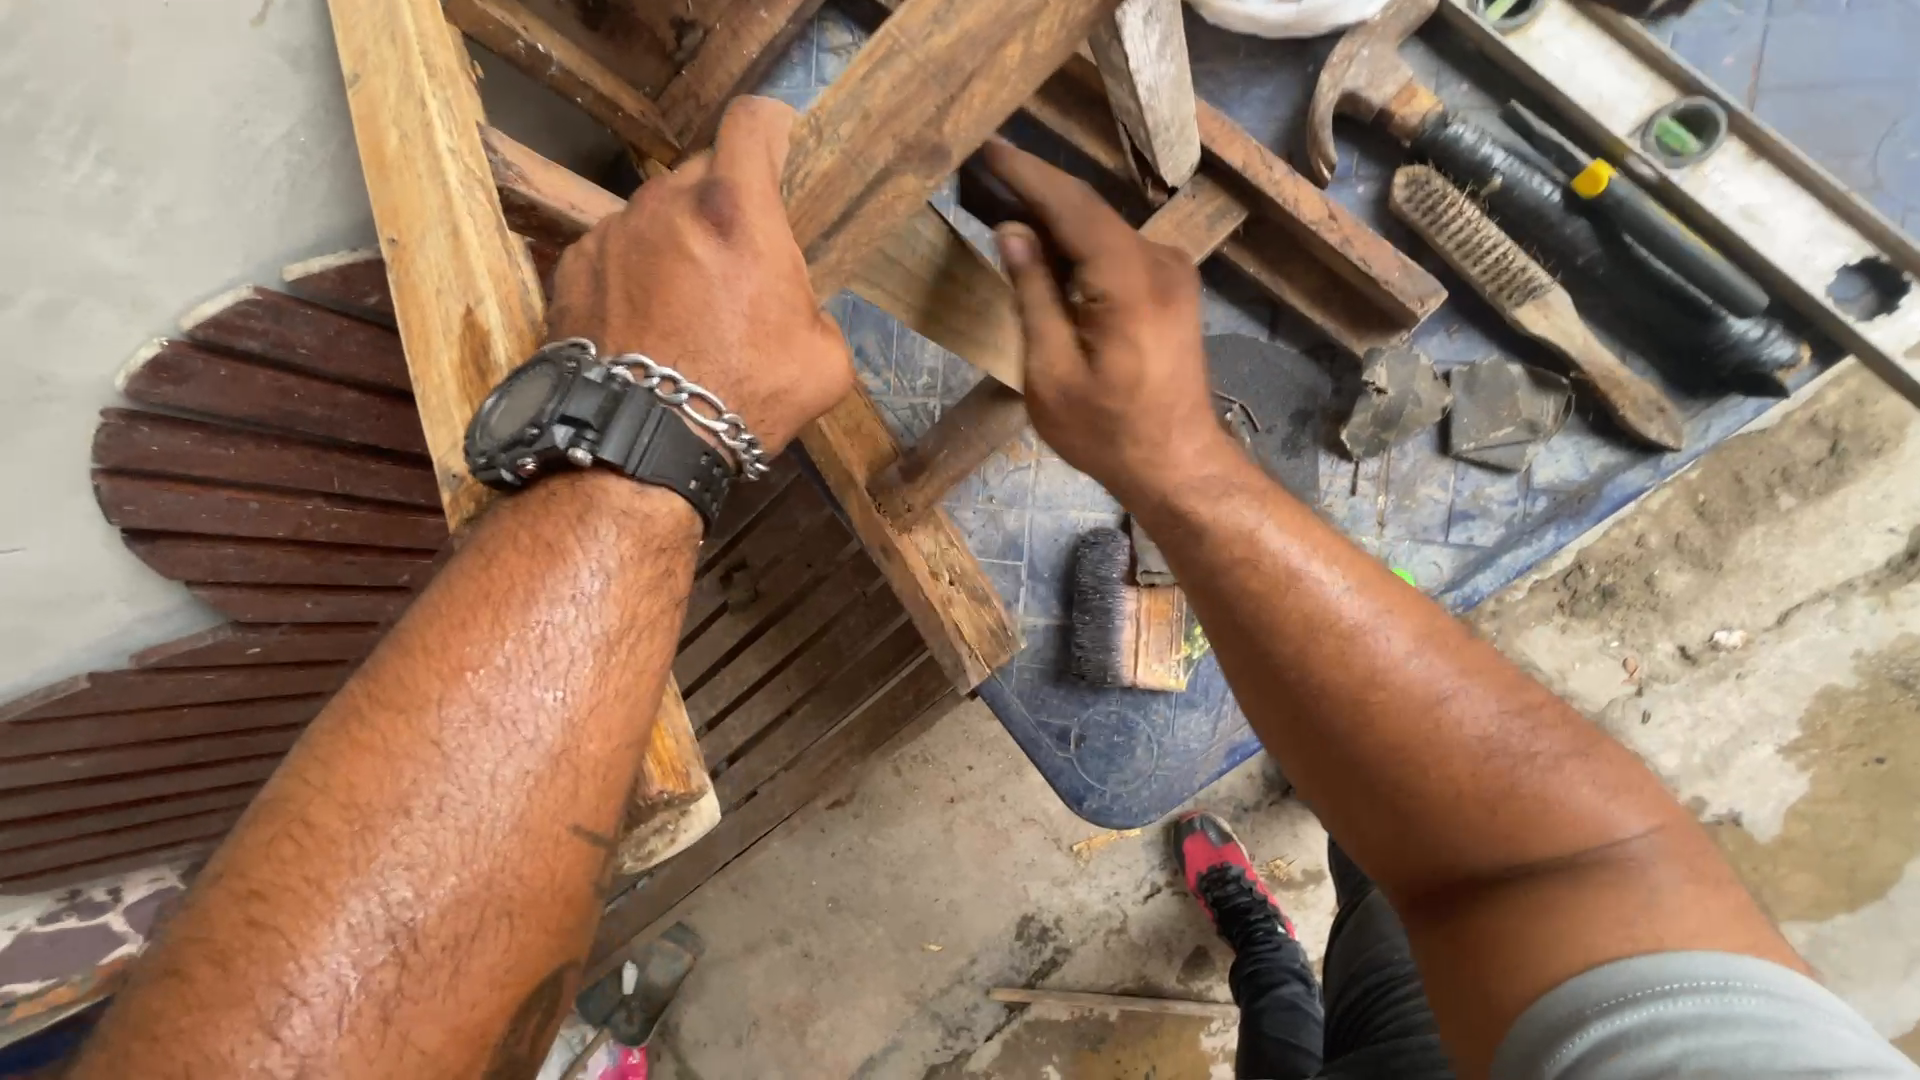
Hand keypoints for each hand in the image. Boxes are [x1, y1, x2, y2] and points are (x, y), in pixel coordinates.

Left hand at [548, 97, 852, 453]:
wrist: (645, 440)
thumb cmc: (748, 395)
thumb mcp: (826, 362)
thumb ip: (818, 312)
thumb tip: (797, 309)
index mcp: (738, 213)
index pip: (753, 122)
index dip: (773, 128)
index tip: (782, 149)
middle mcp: (668, 203)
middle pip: (705, 172)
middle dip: (728, 203)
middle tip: (740, 258)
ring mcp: (613, 231)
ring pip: (657, 212)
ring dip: (679, 239)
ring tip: (687, 302)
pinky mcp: (573, 265)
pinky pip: (616, 248)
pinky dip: (635, 270)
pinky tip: (646, 321)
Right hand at [982, 140, 1230, 503]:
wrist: (1176, 463)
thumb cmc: (1107, 432)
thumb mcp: (1052, 373)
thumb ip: (1033, 296)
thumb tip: (1013, 232)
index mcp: (1130, 282)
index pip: (1073, 207)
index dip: (1027, 174)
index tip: (987, 149)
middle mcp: (1161, 263)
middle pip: (1090, 212)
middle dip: (1037, 191)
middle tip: (985, 176)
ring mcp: (1173, 274)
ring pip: (1104, 230)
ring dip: (1057, 220)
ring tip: (1006, 208)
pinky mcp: (1173, 289)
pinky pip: (1118, 252)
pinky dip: (1081, 246)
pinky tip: (1049, 251)